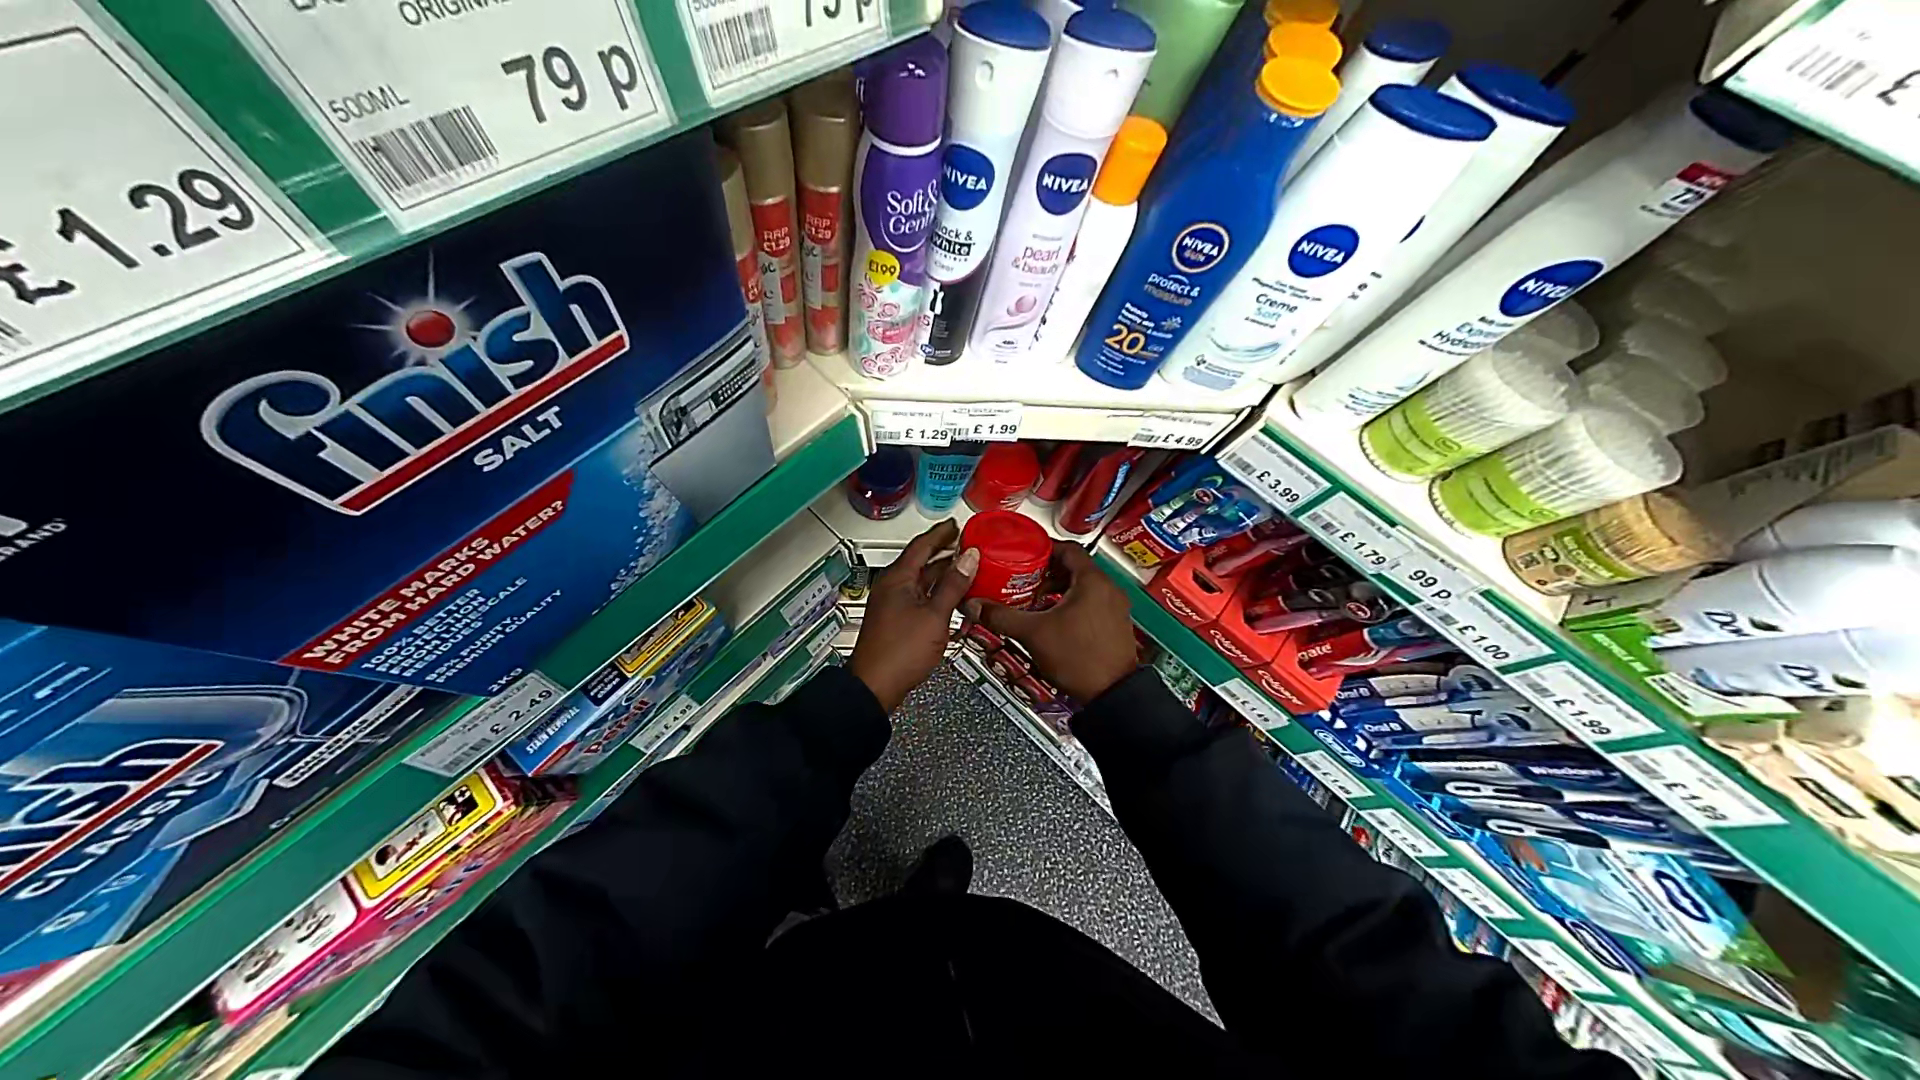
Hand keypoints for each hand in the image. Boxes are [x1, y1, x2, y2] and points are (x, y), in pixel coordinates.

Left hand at [848, 520, 977, 711]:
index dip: (941, 534)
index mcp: (898, 579)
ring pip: (921, 581)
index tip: (955, 526)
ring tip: (964, 569)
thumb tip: (968, 559)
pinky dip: (937, 594)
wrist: (875, 685)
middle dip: (944, 553)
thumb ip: (954, 585)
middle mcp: (892, 588)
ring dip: (942, 574)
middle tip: (964, 545)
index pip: (921, 545)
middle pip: (921, 561)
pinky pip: (920, 598)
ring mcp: (893, 605)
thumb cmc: (897, 652)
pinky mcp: (897, 621)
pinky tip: (951, 600)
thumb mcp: (935, 616)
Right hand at [966, 542, 1136, 702]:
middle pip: (1074, 568)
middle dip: (1046, 572)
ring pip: (1082, 587)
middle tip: (1025, 578)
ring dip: (1057, 590)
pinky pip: (1091, 604)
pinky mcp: (1114, 626)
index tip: (1026, 553)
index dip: (1043, 548)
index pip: (1067, 549)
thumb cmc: (1083, 660)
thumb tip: (978, 606)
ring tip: (1034, 600)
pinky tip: (1052, 621)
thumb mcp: (1033, 633)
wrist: (1111, 695)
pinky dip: (1070, 605)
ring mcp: (1114, 609)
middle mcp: (1108, 590)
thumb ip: (1002, 616)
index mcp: (1092, 582)